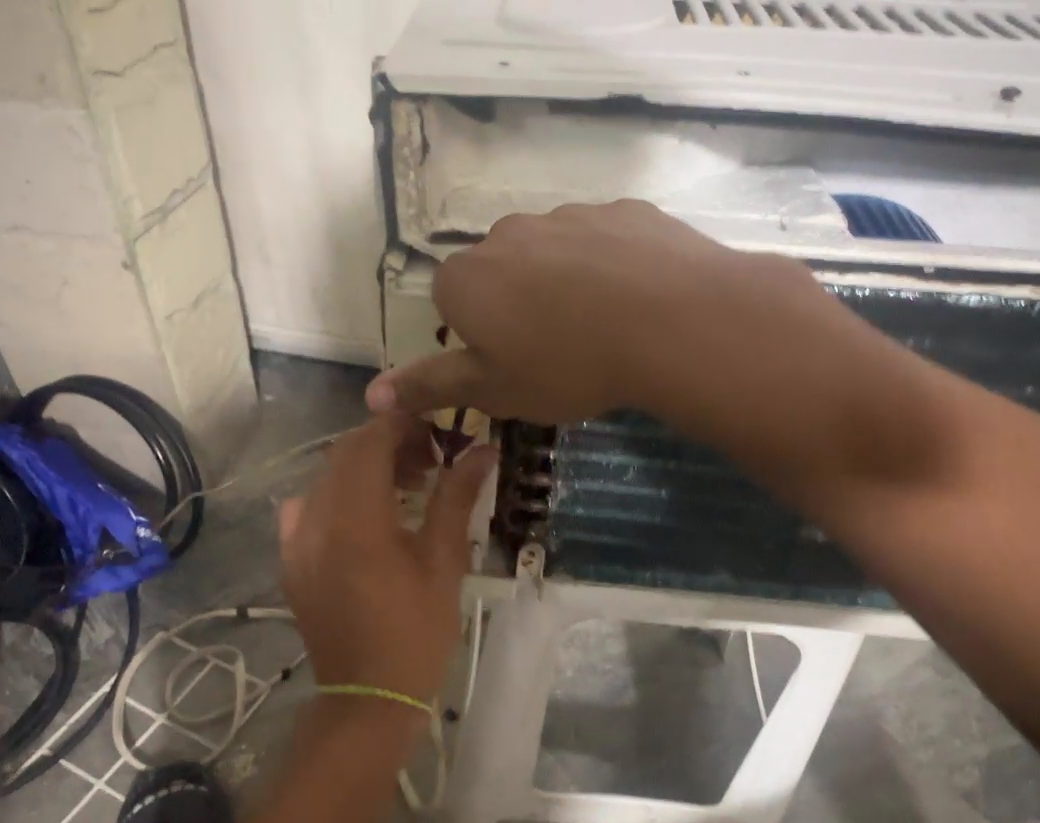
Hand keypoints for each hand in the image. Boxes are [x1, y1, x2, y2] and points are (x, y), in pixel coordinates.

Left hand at [277, 416, 496, 703]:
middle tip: (430, 458)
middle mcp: (315, 520)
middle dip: (386, 444)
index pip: (370, 442)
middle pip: (344, 455)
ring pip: (325, 479)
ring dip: (363, 469)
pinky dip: (337, 497)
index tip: (438, 427)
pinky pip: (307, 509)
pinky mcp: (290, 561)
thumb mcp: (444, 563)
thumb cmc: (416, 633)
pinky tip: (364, 518)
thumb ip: (456, 498)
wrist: (367, 696)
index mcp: (356, 519)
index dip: (402, 423)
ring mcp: (295, 541)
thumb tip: (482, 450)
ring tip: (406, 486)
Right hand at [364, 200, 831, 423]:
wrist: (669, 322)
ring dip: (565, 286)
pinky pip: (605, 243)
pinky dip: (612, 268)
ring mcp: (569, 214)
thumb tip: (370, 395)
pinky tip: (637, 302)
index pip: (451, 303)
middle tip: (557, 352)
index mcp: (466, 278)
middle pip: (501, 274)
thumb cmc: (565, 365)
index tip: (512, 365)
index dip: (478, 338)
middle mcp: (508, 233)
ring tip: (603, 330)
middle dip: (519, 307)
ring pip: (554, 255)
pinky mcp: (624, 210)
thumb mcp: (491, 390)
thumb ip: (429, 386)